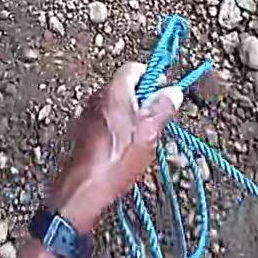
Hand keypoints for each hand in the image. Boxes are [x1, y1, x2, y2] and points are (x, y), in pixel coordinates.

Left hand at [46, 63, 184, 232]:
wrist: (84, 188)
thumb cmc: (118, 158)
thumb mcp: (148, 132)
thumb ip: (162, 107)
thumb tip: (173, 91)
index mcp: (114, 90)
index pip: (133, 68)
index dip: (150, 76)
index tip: (163, 92)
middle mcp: (98, 96)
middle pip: (124, 86)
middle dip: (142, 99)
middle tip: (155, 119)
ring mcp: (88, 114)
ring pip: (115, 104)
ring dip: (130, 114)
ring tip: (142, 137)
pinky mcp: (83, 131)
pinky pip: (105, 119)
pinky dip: (117, 126)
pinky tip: (124, 148)